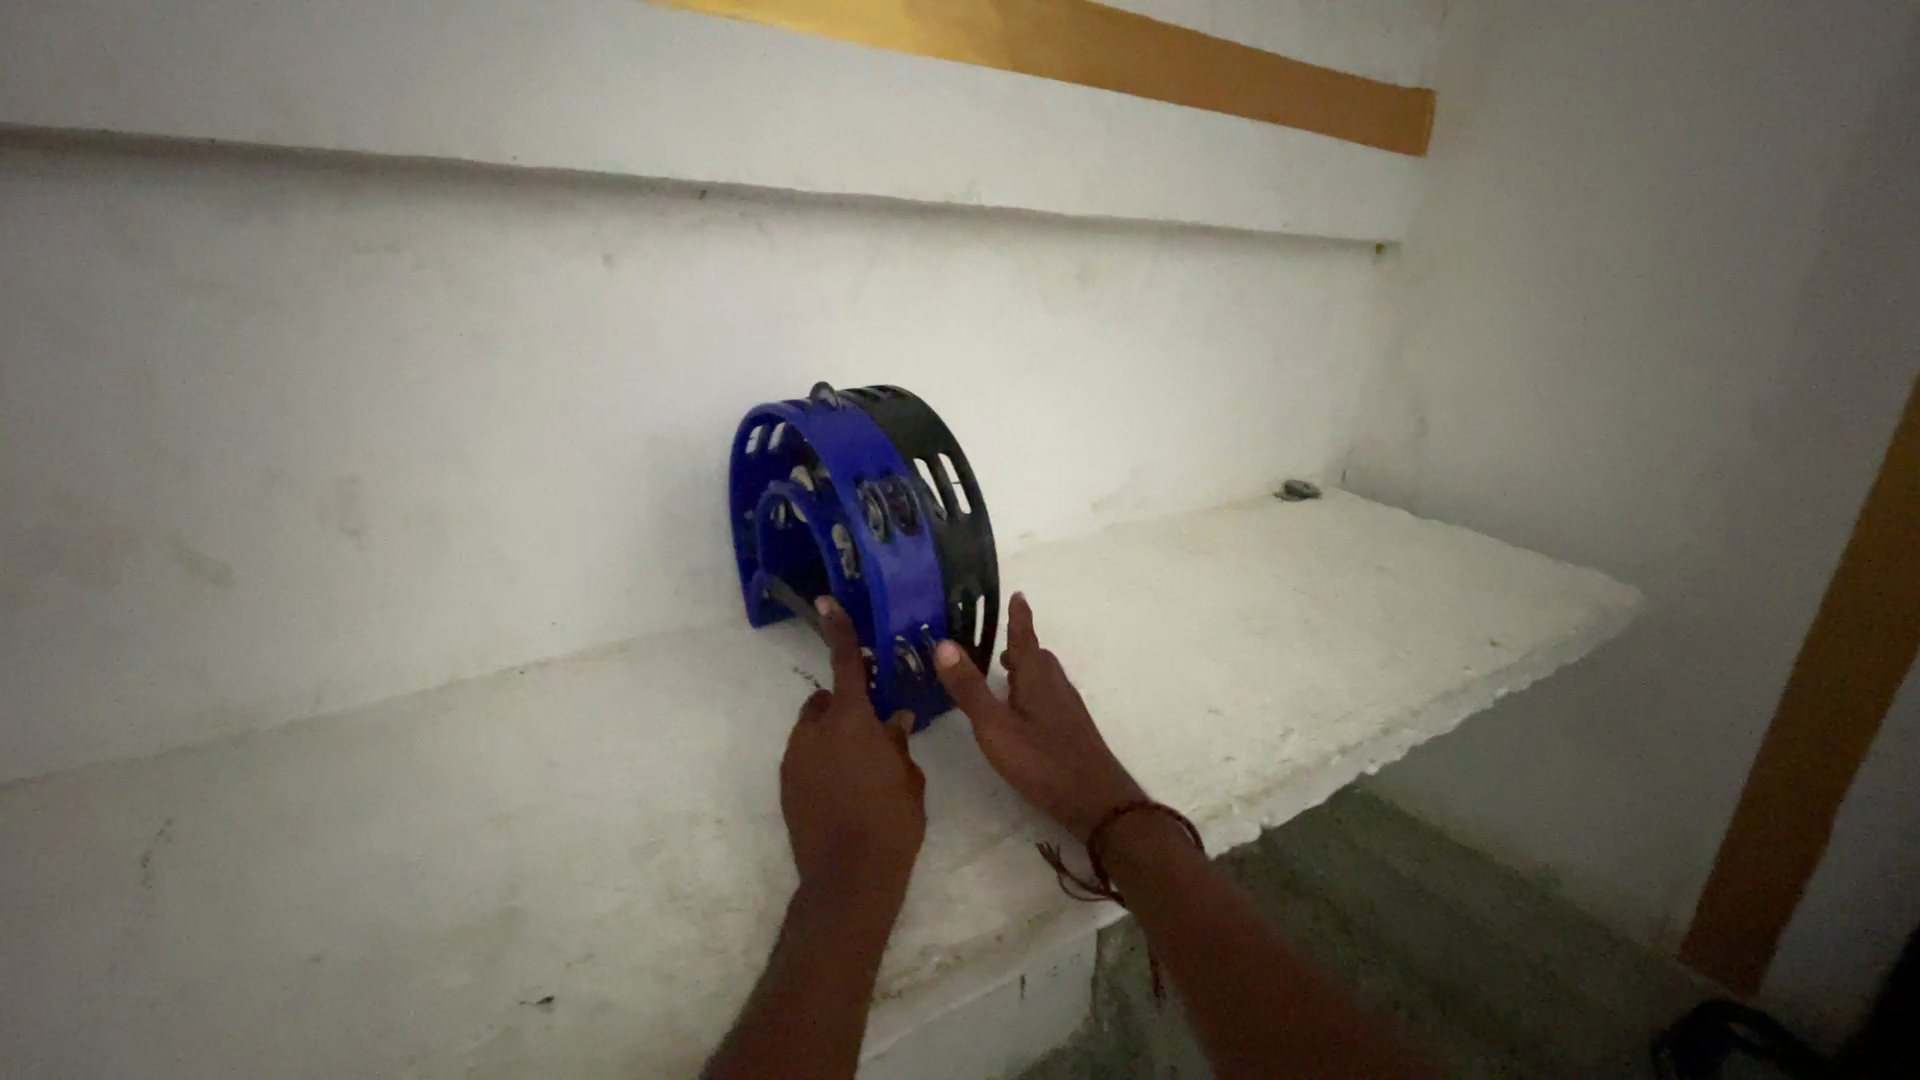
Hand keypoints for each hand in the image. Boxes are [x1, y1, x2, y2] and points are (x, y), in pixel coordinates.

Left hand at [781, 596, 926, 902]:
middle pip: (825, 702)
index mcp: (851, 723)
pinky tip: (843, 792)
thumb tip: (897, 722)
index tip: (826, 602)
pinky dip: (822, 761)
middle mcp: (815, 733)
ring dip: (833, 737)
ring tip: (859, 768)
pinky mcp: (786, 786)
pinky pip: (805, 759)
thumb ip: (899, 744)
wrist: (848, 880)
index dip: (838, 631)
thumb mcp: (908, 779)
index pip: (845, 666)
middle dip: (845, 707)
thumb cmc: (891, 823)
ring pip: (813, 731)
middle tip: (873, 732)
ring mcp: (795, 761)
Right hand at [934, 592, 1144, 841]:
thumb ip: (969, 688)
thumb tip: (944, 643)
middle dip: (1018, 646)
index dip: (1018, 617)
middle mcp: (1056, 685)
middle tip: (997, 643)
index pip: (1025, 637)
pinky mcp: (1071, 730)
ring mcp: (1067, 708)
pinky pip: (1048, 697)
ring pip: (1044, 678)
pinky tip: (1022, 714)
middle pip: (1036, 657)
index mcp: (1037, 677)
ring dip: (1025, 670)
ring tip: (1003, 674)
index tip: (1018, 595)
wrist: (1095, 801)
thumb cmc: (1042, 760)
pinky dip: (1032, 692)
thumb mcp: (995, 726)